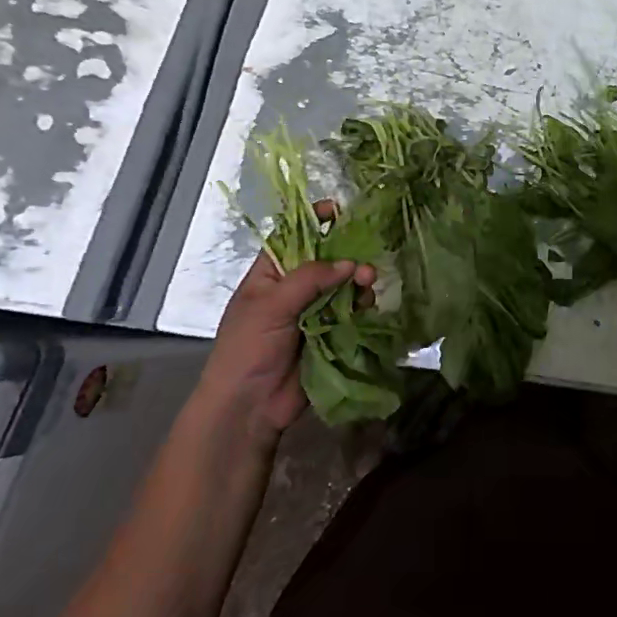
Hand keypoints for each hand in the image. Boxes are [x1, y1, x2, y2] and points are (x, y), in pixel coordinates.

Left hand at [191, 201, 376, 443]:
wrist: (250, 405)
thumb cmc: (247, 348)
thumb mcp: (270, 306)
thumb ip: (309, 279)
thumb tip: (349, 263)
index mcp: (269, 275)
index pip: (292, 238)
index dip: (313, 221)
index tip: (339, 211)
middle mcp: (293, 290)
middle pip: (326, 262)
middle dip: (347, 257)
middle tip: (364, 266)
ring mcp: (313, 313)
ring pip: (343, 288)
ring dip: (358, 284)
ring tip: (368, 288)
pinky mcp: (331, 336)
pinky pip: (352, 314)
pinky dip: (363, 308)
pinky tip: (370, 307)